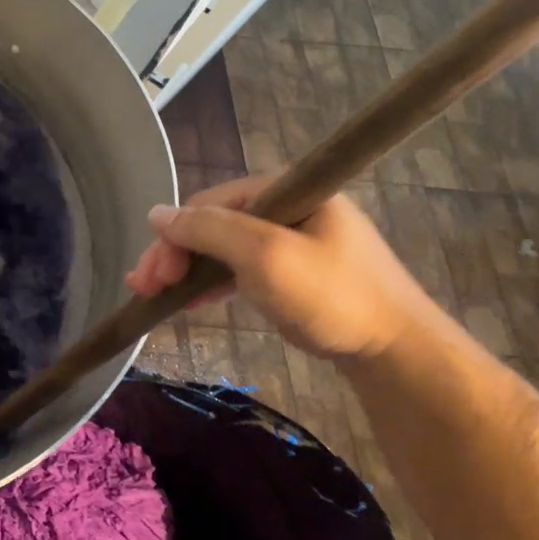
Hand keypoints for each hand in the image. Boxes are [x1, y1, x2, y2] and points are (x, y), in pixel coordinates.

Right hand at [123, 174, 436, 360]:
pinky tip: (190, 301)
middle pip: (212, 224)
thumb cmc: (330, 296)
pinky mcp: (293, 272)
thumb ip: (208, 230)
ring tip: (156, 296)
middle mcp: (290, 208)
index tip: (153, 275)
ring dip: (185, 270)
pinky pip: (238, 267)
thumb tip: (155, 213)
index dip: (174, 235)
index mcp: (291, 191)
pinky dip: (210, 282)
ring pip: (221, 248)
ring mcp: (293, 241)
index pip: (211, 202)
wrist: (393, 349)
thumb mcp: (264, 255)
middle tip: (145, 288)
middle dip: (173, 255)